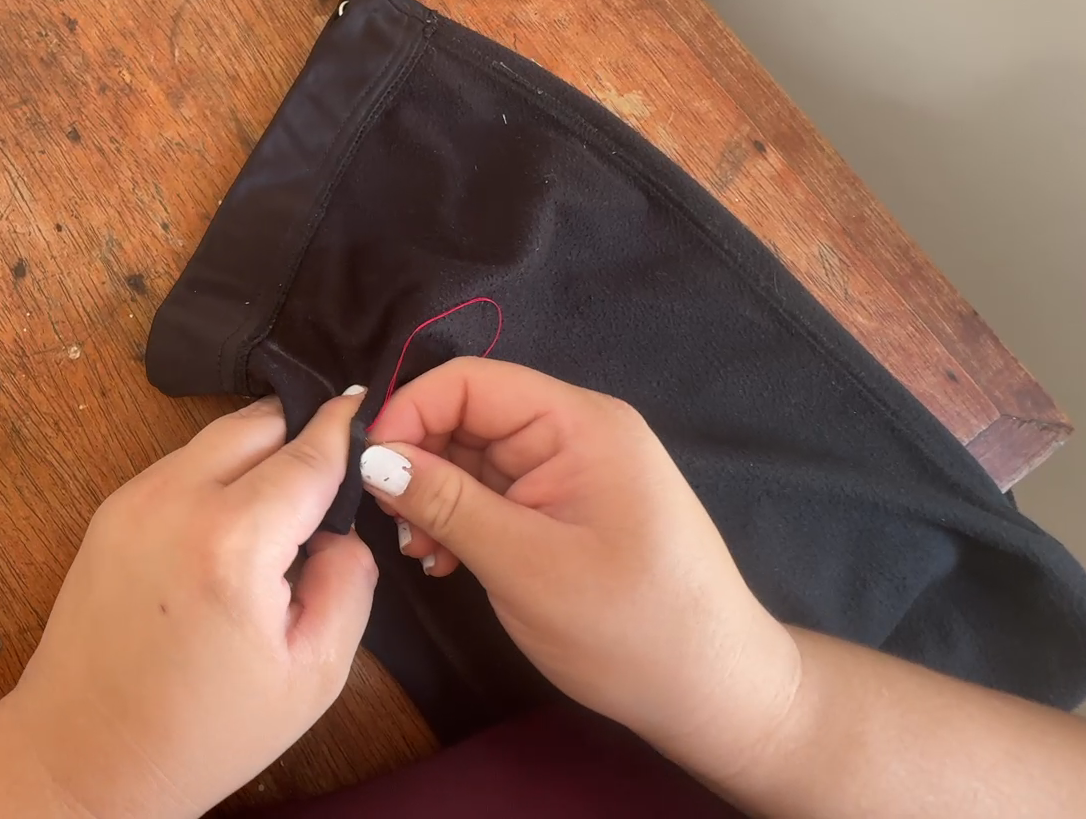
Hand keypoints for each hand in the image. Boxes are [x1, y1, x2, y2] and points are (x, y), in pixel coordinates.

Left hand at [1, 390, 377, 818]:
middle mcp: (176, 499)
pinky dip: (217, 472)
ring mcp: (134, 496)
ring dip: (256, 450)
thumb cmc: (203, 730)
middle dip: (299, 429)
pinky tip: (230, 518)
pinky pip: (182, 463)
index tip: (367, 403)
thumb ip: (349, 582)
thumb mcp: (312, 675)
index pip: (305, 457)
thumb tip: (340, 524)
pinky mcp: (111, 506)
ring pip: (216, 437)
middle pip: (256, 423)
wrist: (83, 751)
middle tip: (329, 465)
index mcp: (233, 544)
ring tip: (280, 501)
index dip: (342, 426)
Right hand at [360, 358, 800, 772]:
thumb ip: (445, 502)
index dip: (409, 411)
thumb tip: (370, 457)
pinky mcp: (553, 500)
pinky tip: (442, 558)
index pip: (468, 382)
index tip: (367, 464)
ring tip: (420, 551)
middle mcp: (568, 430)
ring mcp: (561, 466)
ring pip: (465, 454)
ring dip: (431, 496)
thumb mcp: (526, 565)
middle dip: (417, 461)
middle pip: (463, 416)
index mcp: (576, 423)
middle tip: (390, 518)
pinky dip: (453, 517)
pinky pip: (483, 488)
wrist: (717, 702)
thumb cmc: (631, 629)